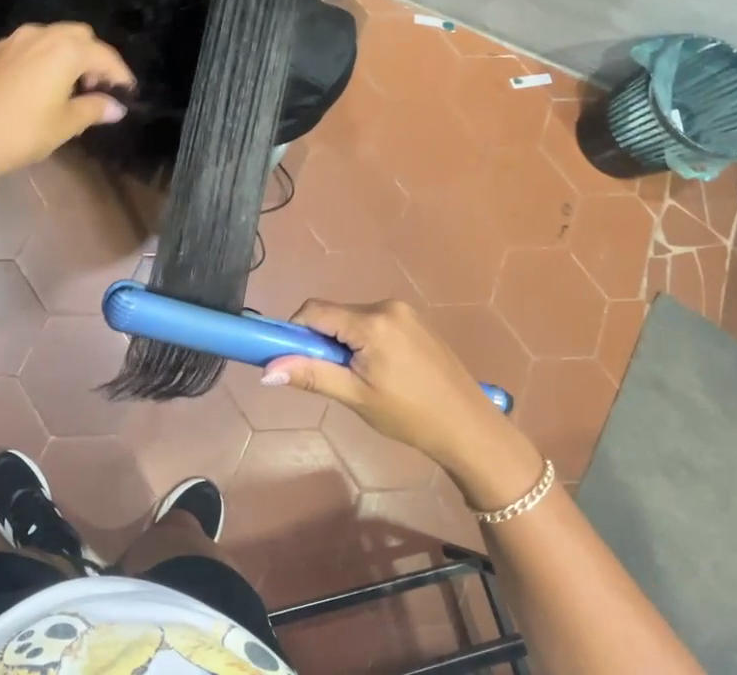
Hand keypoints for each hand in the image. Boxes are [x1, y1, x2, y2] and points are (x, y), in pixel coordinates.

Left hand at [0, 23, 134, 177]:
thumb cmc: (22, 132)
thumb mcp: (65, 124)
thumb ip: (94, 109)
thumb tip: (116, 107)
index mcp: (65, 51)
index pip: (104, 55)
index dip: (120, 73)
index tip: (128, 92)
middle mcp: (42, 35)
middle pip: (80, 36)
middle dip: (94, 57)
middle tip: (98, 86)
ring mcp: (16, 39)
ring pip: (54, 36)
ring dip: (70, 54)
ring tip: (72, 85)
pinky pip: (33, 44)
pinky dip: (47, 55)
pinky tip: (45, 81)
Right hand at [262, 300, 520, 482]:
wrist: (471, 429)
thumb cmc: (410, 416)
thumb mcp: (355, 397)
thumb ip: (310, 375)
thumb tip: (265, 370)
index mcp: (372, 322)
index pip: (314, 311)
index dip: (294, 332)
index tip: (292, 360)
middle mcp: (387, 307)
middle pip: (333, 314)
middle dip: (321, 341)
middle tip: (331, 377)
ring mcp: (404, 313)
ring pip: (352, 320)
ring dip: (342, 343)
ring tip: (359, 379)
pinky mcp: (415, 322)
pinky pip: (373, 323)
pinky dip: (363, 342)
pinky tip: (379, 373)